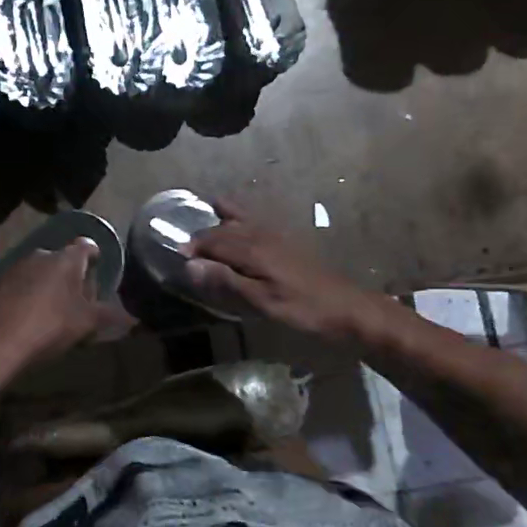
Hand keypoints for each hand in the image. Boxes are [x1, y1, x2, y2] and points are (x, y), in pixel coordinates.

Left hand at [0, 239, 113, 375]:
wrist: (3, 342)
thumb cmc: (52, 326)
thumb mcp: (88, 323)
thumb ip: (110, 315)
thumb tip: (133, 317)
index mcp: (67, 259)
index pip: (87, 246)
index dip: (95, 257)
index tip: (98, 271)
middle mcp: (43, 254)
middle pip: (64, 259)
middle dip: (73, 274)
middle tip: (80, 298)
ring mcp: (19, 266)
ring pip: (43, 270)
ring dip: (51, 283)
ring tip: (57, 308)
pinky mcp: (1, 282)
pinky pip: (25, 282)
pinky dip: (33, 291)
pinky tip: (34, 313)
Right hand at [185, 200, 380, 342]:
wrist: (349, 308)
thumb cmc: (304, 309)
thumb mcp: (262, 302)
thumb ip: (226, 282)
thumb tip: (190, 265)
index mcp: (253, 248)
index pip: (212, 240)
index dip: (193, 247)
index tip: (177, 256)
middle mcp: (262, 234)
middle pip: (224, 226)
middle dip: (203, 232)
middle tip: (187, 246)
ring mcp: (277, 234)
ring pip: (241, 217)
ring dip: (220, 219)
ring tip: (206, 224)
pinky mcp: (287, 240)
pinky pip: (254, 221)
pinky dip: (238, 219)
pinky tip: (238, 230)